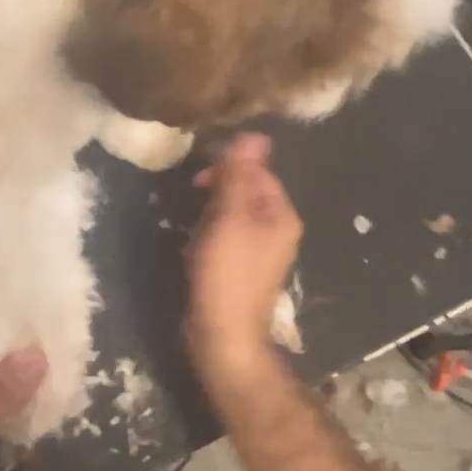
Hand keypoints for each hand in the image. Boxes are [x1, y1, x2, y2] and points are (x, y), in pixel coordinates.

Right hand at [188, 133, 301, 371]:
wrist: (223, 335)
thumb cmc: (226, 274)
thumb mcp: (230, 218)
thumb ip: (239, 176)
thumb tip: (254, 135)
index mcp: (282, 215)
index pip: (259, 172)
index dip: (229, 166)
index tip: (198, 175)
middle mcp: (278, 231)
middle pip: (248, 192)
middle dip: (218, 189)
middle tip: (190, 196)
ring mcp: (261, 254)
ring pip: (235, 216)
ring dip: (210, 213)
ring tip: (189, 222)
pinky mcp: (242, 271)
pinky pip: (227, 239)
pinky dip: (209, 236)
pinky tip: (193, 245)